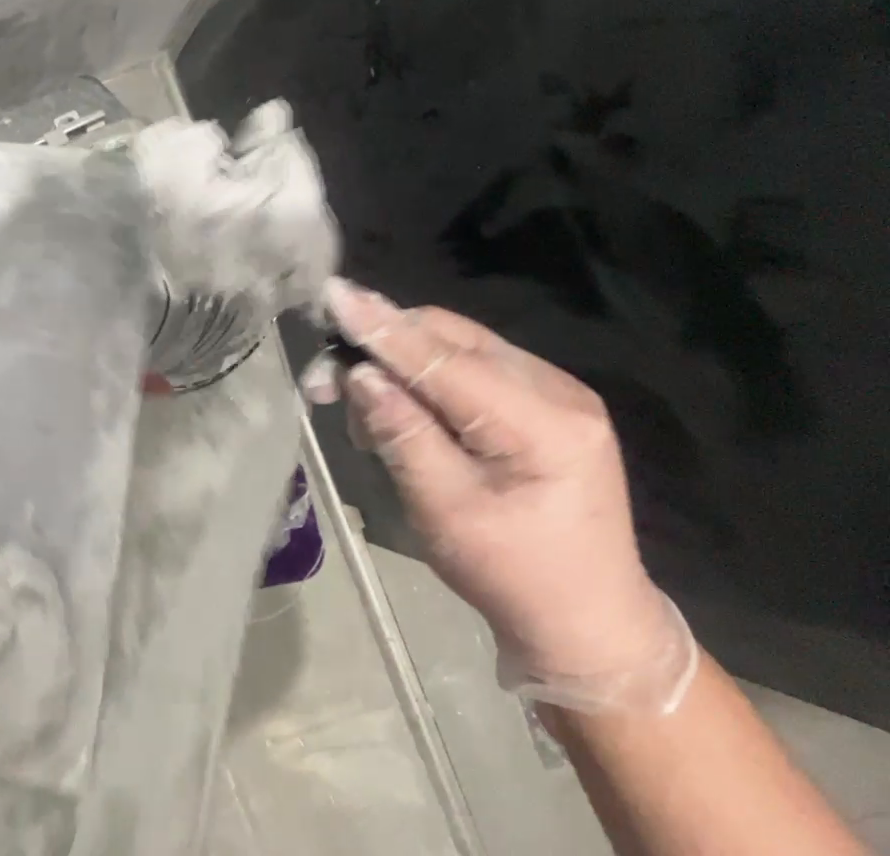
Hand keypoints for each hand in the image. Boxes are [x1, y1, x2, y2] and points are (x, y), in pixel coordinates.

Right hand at [303, 279, 696, 713]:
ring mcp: (556, 392)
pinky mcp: (545, 403)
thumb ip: (403, 434)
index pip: (444, 360)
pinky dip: (423, 379)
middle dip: (381, 347)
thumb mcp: (445, 509)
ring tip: (362, 415)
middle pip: (452, 338)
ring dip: (398, 365)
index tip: (330, 294)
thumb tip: (360, 374)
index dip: (381, 328)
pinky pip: (471, 367)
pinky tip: (401, 412)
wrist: (585, 616)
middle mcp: (557, 390)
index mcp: (542, 422)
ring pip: (458, 347)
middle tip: (324, 383)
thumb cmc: (511, 572)